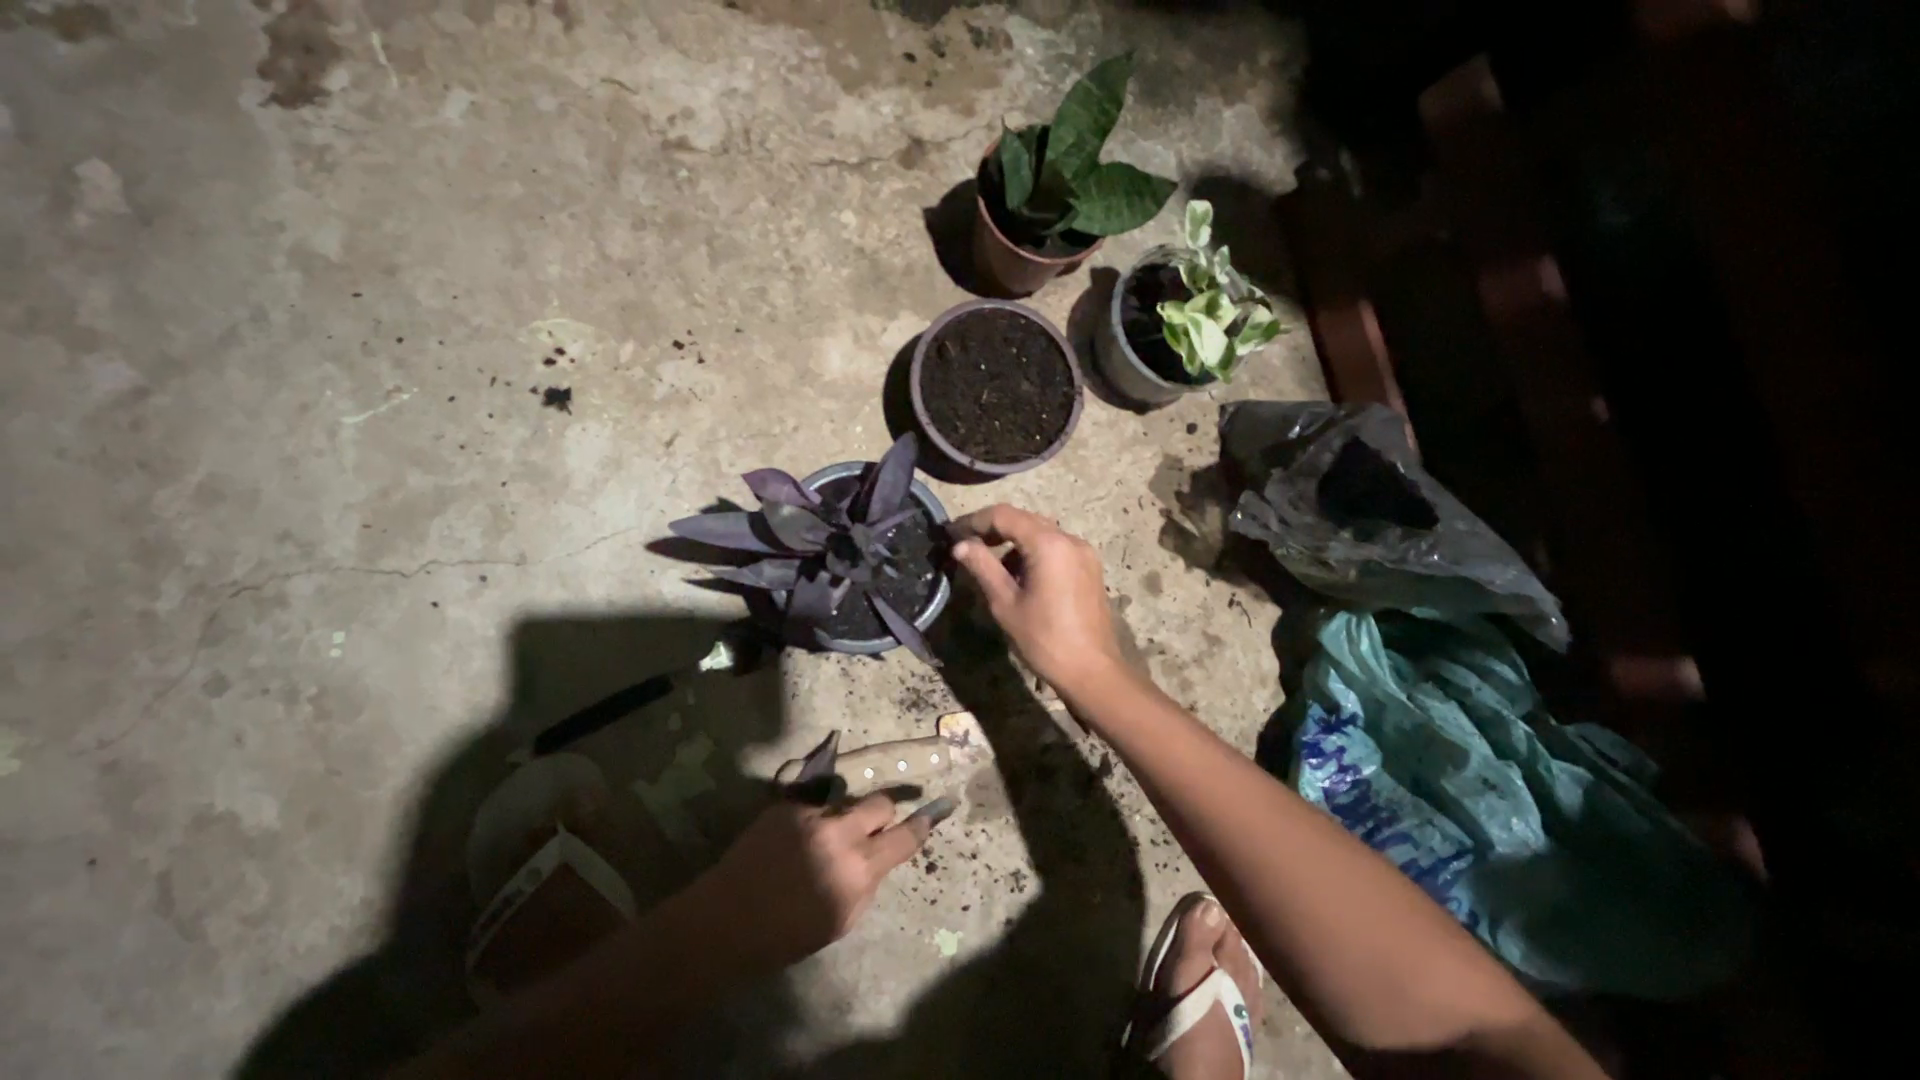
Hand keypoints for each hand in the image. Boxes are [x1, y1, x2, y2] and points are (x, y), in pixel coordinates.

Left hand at [686, 794, 944, 974]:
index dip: (922, 826)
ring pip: (844, 804)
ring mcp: (810, 816)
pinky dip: (811, 823)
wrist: (727, 920)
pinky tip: (792, 844)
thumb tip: (877, 859)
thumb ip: (867, 884)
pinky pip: (811, 808)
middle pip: (879, 804)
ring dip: (842, 820)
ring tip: (820, 844)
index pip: (905, 838)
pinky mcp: (784, 808)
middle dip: (882, 816)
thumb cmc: (786, 936)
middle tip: (870, 831)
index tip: (933, 814)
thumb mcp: (842, 921)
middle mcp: (839, 834)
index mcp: (858, 869)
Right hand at [949, 504, 1126, 698]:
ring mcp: (1084, 553)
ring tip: (993, 569)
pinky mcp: (1090, 568)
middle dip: (994, 529)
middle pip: (1025, 520)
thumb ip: (983, 568)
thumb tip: (961, 545)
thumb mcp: (1005, 604)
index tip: (953, 533)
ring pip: (1042, 533)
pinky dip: (1034, 553)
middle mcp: (1070, 540)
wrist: (1091, 670)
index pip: (1005, 515)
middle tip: (967, 546)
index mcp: (1048, 545)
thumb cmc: (1044, 640)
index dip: (975, 520)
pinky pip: (1057, 548)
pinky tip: (1021, 578)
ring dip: (1014, 543)